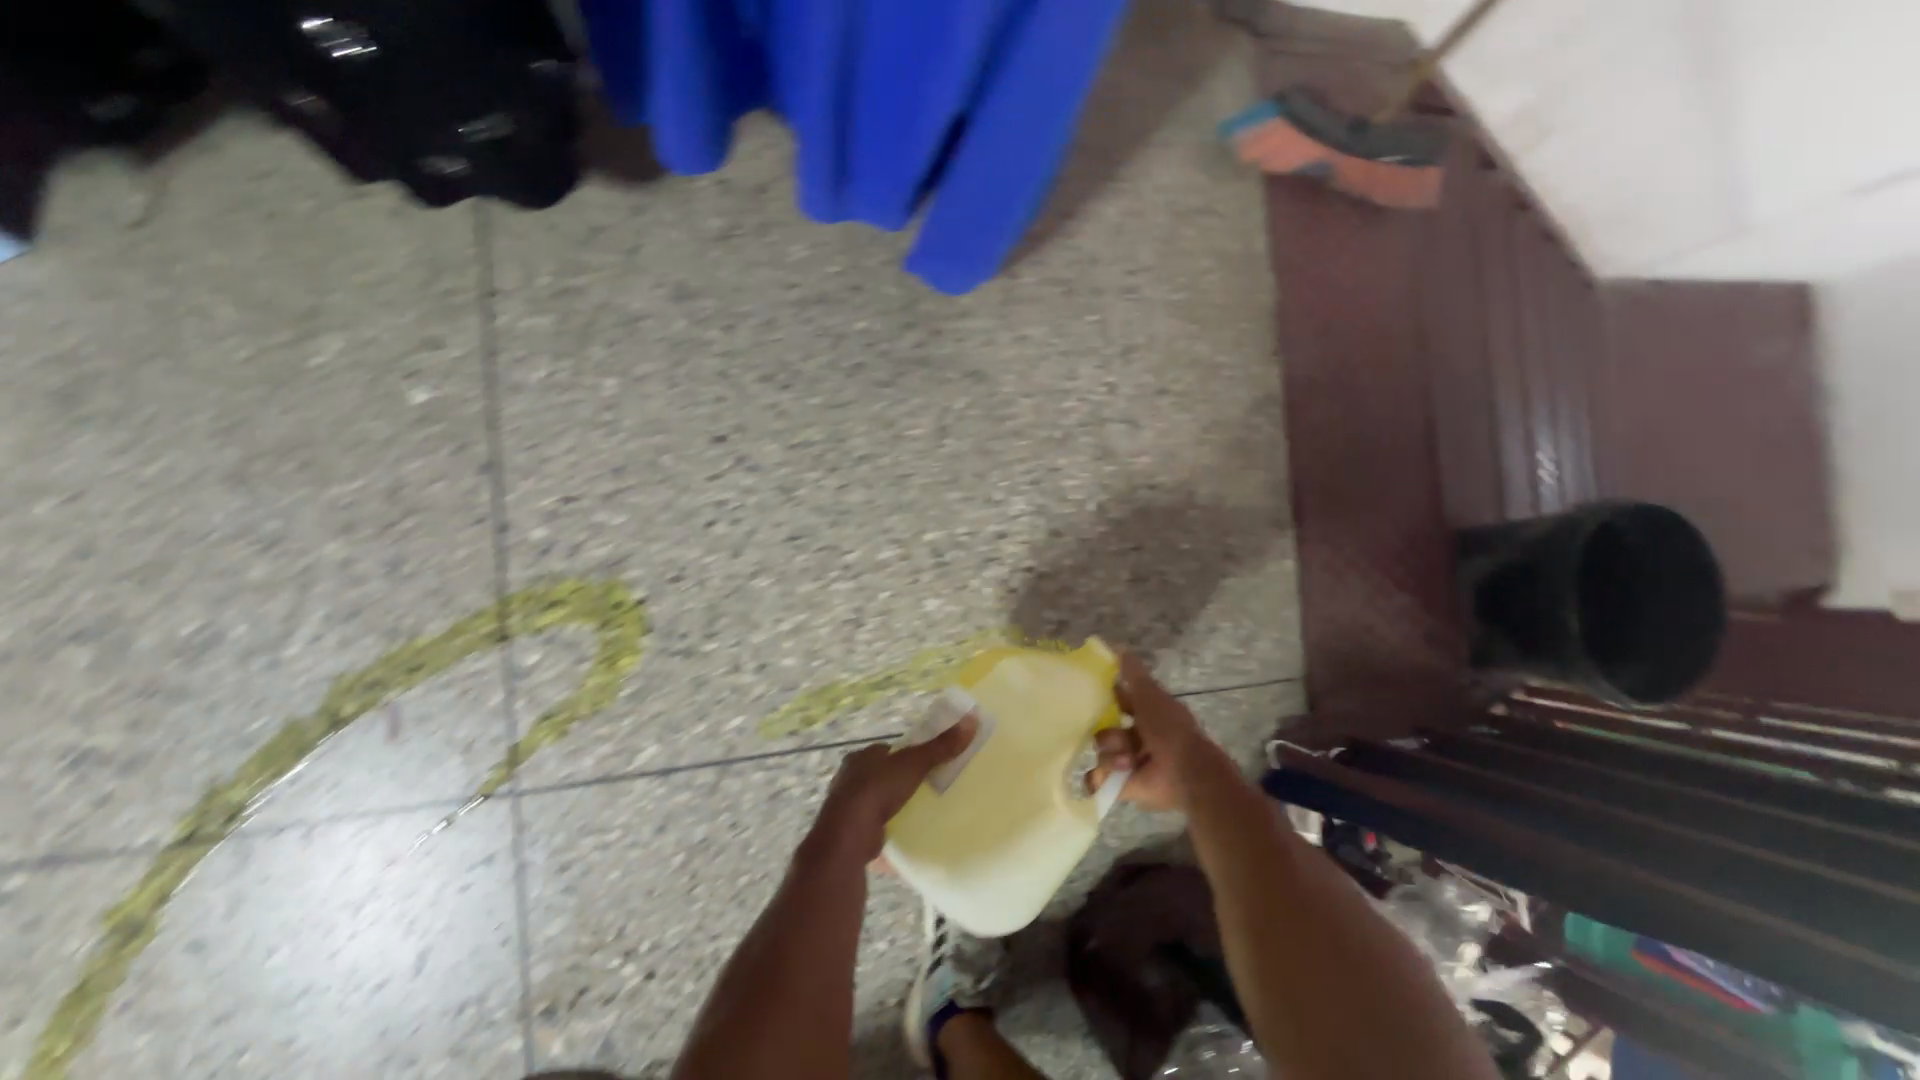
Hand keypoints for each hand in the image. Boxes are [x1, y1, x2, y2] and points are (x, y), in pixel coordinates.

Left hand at [813, 715, 976, 861]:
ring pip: (874, 801)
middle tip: (922, 790)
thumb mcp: (915, 763)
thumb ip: (941, 746)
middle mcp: (848, 778)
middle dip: (897, 782)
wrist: (850, 833)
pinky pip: (872, 825)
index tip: (923, 765)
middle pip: (879, 775)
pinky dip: (885, 828)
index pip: (885, 752)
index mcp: (860, 757)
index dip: (903, 756)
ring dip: (890, 806)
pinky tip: (901, 833)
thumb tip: (971, 720)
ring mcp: (846, 806)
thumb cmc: (879, 789)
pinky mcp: (849, 830)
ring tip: (915, 813)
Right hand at [1086, 651, 1208, 812]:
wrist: (1185, 771)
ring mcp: (1128, 763)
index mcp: (1145, 715)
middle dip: (1110, 734)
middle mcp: (1135, 738)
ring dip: (1113, 754)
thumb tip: (1116, 646)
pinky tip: (1109, 774)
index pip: (1117, 704)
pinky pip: (1097, 779)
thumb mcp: (1150, 694)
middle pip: (1104, 730)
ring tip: (1130, 760)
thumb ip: (1133, 673)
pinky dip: (1100, 778)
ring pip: (1101, 753)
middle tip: (1123, 738)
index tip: (1089, 698)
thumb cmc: (1170, 729)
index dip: (1104, 700)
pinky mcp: (1121, 785)